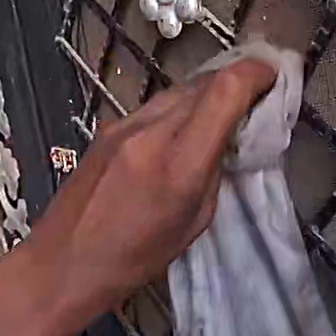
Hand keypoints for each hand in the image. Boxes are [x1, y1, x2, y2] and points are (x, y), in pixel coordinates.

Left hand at [28, 58, 277, 319]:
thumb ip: (215, 171)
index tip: (273, 74)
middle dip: (237, 79)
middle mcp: (151, 133)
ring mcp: (125, 125)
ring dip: (210, 90)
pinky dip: (182, 105)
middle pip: (205, 81)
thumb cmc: (136, 259)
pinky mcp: (109, 126)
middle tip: (259, 91)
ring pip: (181, 88)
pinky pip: (158, 103)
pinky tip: (187, 125)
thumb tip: (229, 136)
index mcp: (179, 164)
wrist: (62, 262)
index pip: (224, 91)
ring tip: (226, 108)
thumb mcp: (196, 222)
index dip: (255, 73)